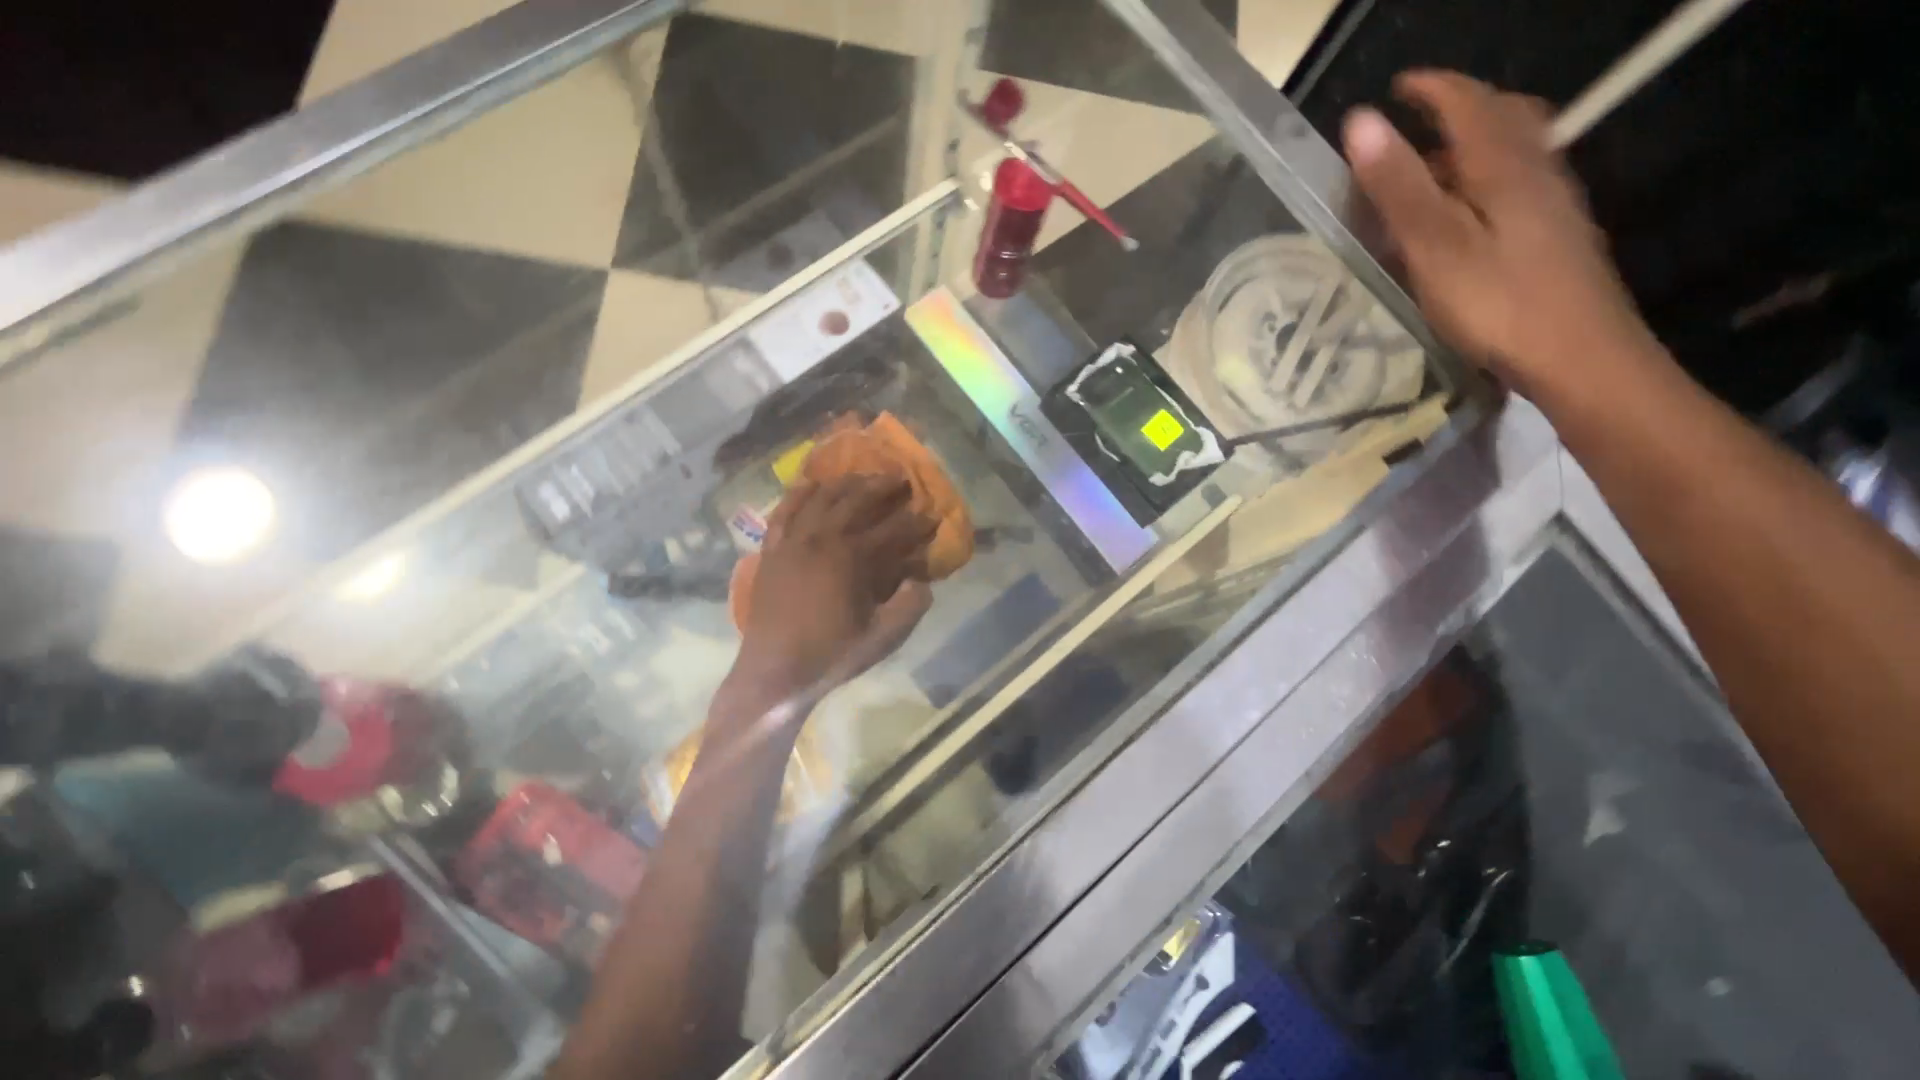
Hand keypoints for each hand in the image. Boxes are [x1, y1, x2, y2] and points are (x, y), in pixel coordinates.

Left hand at [732, 475, 936, 697]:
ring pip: (820, 499)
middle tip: (901, 479)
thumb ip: (909, 607)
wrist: (775, 672)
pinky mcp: (772, 551)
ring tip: (862, 478)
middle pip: (855, 501)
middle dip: (882, 488)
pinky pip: (785, 511)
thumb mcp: (881, 638)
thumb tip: (922, 581)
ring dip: (845, 484)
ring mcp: (792, 541)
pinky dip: (800, 494)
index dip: (916, 522)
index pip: (892, 530)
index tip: (933, 516)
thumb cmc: (831, 655)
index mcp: (850, 558)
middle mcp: (821, 539)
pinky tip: (811, 485)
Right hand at [1342, 71, 1659, 396]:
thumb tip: (1361, 121)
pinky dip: (1486, 183)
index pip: (1467, 103)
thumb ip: (1398, 185)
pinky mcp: (1557, 238)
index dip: (1430, 89)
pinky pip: (1519, 188)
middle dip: (1458, 111)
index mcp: (1503, 165)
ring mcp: (1553, 205)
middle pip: (1502, 118)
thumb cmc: (1499, 304)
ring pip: (1514, 154)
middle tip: (1417, 127)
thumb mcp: (1435, 245)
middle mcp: (1536, 171)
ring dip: (1472, 150)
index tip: (1396, 87)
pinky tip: (1465, 221)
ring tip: (1430, 176)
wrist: (1582, 359)